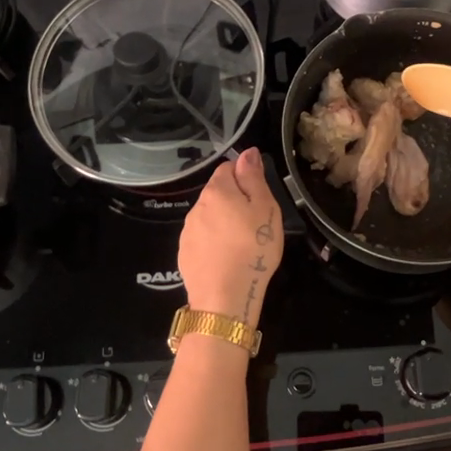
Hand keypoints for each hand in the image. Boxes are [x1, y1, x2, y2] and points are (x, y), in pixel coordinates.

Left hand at [177, 148, 282, 324]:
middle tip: (255, 223)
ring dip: (222, 222)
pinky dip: (213, 243)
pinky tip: (226, 258)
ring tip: (241, 243)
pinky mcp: (185, 254)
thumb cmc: (253, 248)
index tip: (259, 198)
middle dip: (234, 201)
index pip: (228, 168)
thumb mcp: (265, 209)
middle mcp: (197, 207)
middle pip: (217, 193)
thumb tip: (247, 152)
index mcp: (217, 191)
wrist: (224, 297)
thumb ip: (254, 178)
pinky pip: (202, 239)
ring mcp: (187, 232)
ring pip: (208, 217)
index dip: (245, 177)